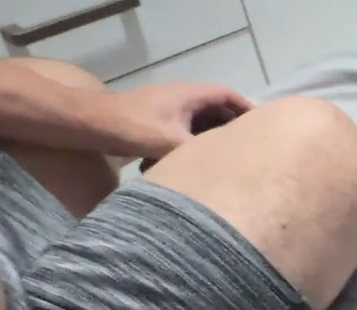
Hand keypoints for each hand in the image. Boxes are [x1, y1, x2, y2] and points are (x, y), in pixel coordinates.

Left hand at [103, 83, 250, 158]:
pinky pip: (191, 126)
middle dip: (237, 124)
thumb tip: (235, 167)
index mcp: (188, 95)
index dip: (248, 108)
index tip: (264, 126)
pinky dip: (204, 138)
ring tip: (235, 155)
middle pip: (218, 106)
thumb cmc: (135, 129)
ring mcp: (169, 108)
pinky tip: (208, 157)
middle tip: (254, 147)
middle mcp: (180, 97)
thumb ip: (207, 152)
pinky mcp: (161, 119)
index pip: (227, 94)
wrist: (92, 124)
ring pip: (204, 117)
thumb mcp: (176, 144)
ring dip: (220, 133)